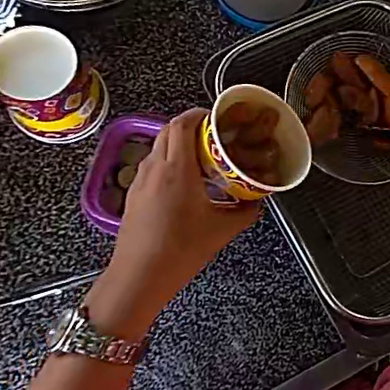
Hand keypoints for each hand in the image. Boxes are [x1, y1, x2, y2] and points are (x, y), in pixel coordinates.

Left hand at [84, 109, 261, 339]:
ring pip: (158, 149)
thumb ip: (244, 213)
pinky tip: (183, 186)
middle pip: (168, 131)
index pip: (182, 124)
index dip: (198, 115)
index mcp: (177, 168)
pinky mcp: (134, 196)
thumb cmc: (179, 251)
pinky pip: (151, 169)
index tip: (215, 118)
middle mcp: (154, 168)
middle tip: (211, 138)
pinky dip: (167, 166)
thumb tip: (256, 205)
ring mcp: (140, 182)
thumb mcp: (221, 230)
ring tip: (200, 162)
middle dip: (190, 128)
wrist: (140, 275)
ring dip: (177, 147)